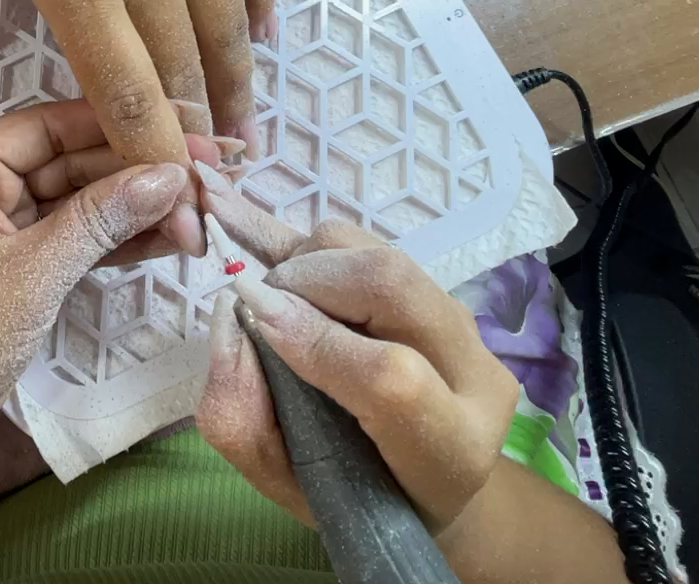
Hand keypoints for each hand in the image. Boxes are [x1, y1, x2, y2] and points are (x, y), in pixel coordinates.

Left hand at [0, 0, 275, 158]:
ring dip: (238, 90)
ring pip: (230, 32)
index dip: (151, 162)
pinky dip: (261, 11)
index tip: (166, 201)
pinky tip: (262, 38)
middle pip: (184, 77)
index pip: (127, 100)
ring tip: (246, 133)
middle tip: (209, 182)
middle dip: (199, 139)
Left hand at [0, 101, 197, 443]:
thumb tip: (171, 174)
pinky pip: (73, 236)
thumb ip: (100, 219)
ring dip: (134, 208)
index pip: (49, 125)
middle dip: (135, 171)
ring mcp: (2, 225)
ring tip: (202, 208)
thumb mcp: (31, 274)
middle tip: (208, 171)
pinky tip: (168, 238)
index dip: (116, 122)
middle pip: (70, 160)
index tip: (182, 121)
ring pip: (78, 200)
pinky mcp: (18, 261)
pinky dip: (115, 239)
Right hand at [193, 164, 520, 533]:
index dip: (312, 339)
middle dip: (301, 283)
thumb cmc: (349, 493)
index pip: (390, 377)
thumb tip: (228, 317)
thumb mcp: (285, 484)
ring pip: (371, 248)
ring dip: (303, 259)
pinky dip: (289, 226)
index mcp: (446, 448)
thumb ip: (240, 417)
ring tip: (277, 293)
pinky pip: (358, 238)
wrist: (422, 477)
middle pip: (388, 284)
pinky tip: (227, 204)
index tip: (250, 318)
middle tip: (258, 307)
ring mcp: (455, 318)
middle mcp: (470, 372)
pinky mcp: (425, 281)